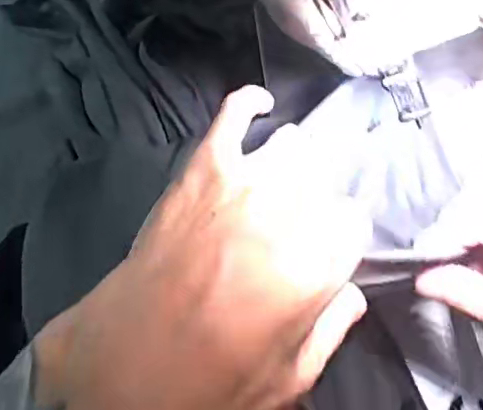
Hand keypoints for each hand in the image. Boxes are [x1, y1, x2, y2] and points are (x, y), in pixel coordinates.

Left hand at [32, 86, 369, 409]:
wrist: (128, 353)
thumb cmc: (209, 379)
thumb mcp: (286, 380)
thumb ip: (329, 330)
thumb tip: (353, 292)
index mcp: (311, 268)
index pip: (354, 220)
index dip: (344, 233)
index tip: (332, 243)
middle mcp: (283, 213)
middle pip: (325, 176)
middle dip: (320, 197)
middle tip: (300, 220)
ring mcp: (240, 180)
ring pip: (291, 144)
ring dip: (292, 163)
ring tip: (279, 185)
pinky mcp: (203, 164)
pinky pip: (233, 113)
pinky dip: (250, 102)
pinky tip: (261, 105)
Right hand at [414, 192, 482, 409]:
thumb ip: (475, 297)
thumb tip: (425, 276)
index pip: (476, 214)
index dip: (444, 238)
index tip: (421, 266)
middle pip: (478, 208)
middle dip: (451, 237)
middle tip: (434, 272)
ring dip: (466, 246)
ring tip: (454, 281)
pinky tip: (481, 282)